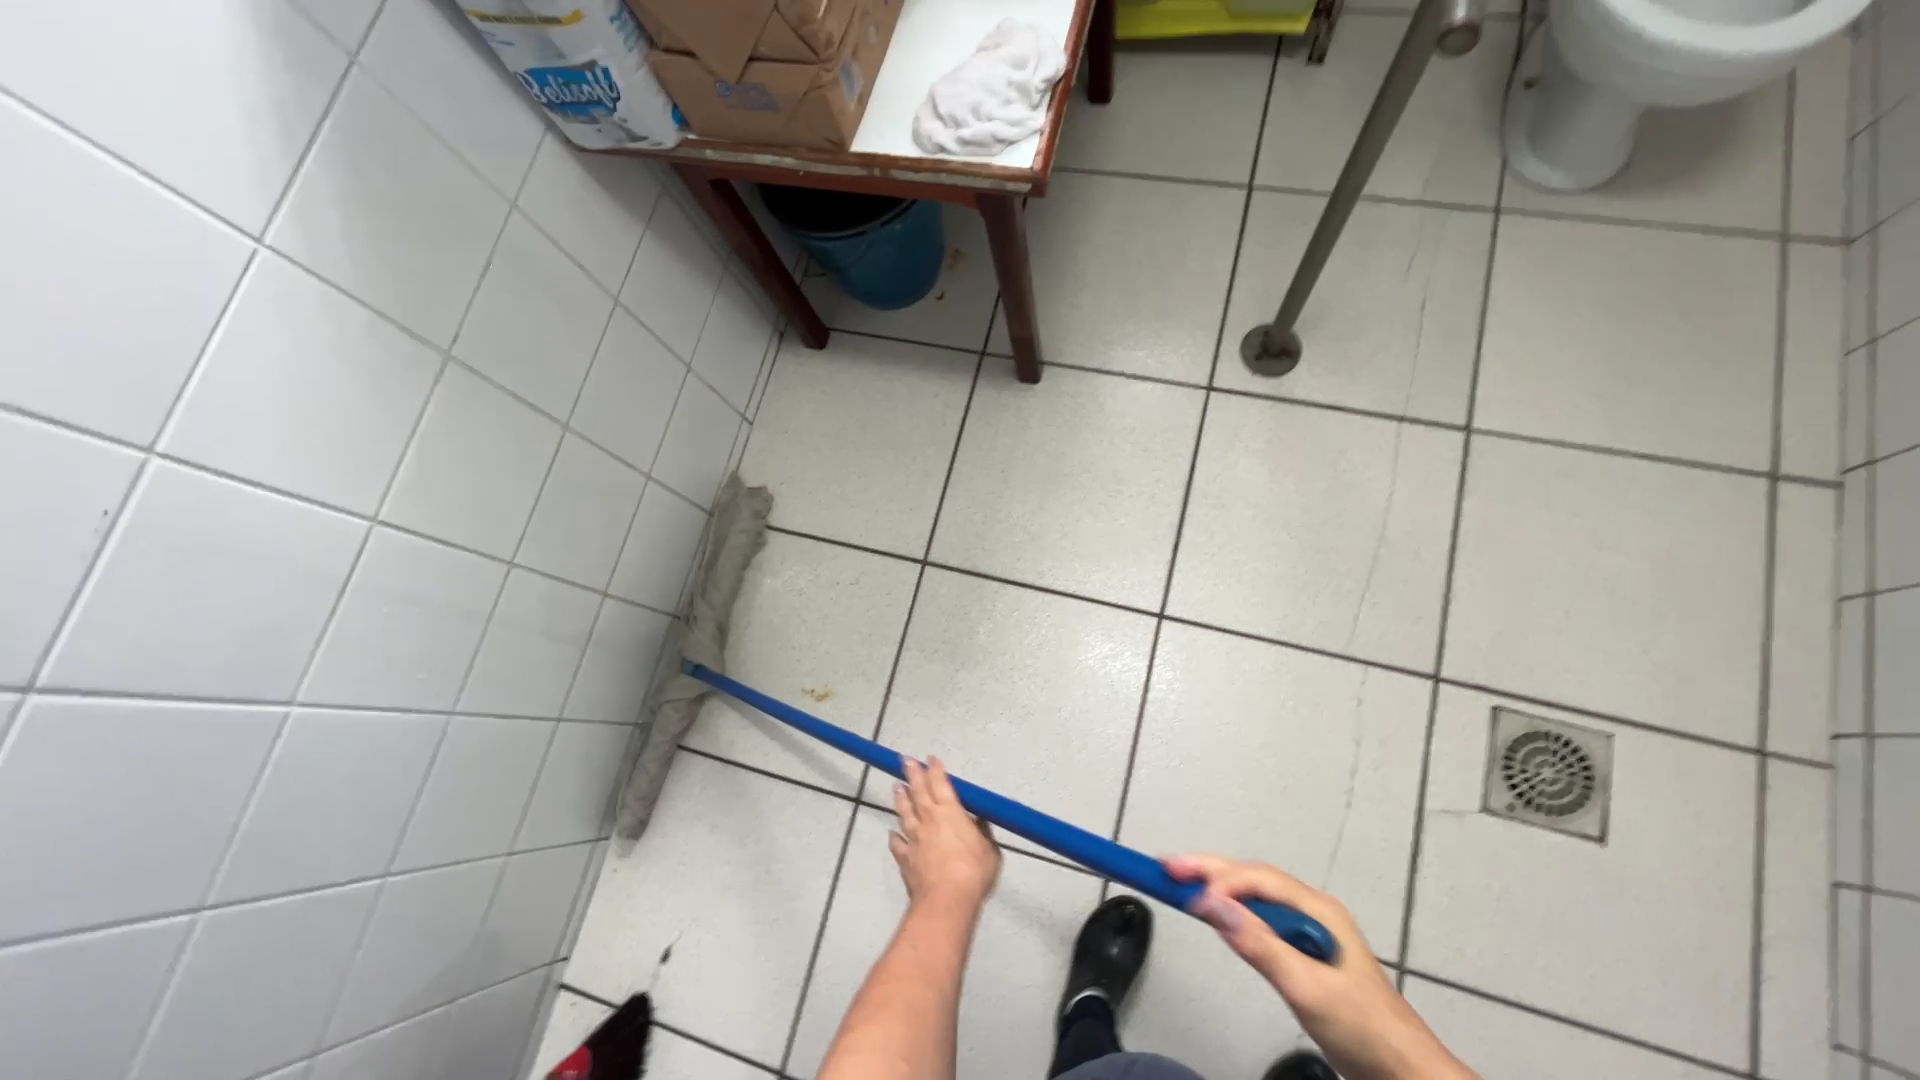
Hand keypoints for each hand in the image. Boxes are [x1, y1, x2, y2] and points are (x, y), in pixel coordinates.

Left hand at [890, 757, 1000, 915]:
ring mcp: (914, 839)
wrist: (946, 900)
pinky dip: (895, 838)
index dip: (936, 770)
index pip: (941, 784)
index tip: (931, 758)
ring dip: (901, 799)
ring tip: (897, 787)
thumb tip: (978, 822)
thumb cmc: (973, 871)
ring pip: (905, 813)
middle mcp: (929, 820)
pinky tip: (892, 834)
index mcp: (950, 812)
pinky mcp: (906, 859)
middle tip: (905, 760)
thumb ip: (982, 833)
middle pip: (918, 792)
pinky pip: (898, 845)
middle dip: (912, 774)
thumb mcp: (990, 850)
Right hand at [1164, 855, 1476, 1079]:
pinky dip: (1232, 909)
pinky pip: (1261, 917)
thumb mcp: (1306, 987)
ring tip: (1180, 880)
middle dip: (1209, 869)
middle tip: (1164, 866)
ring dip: (1218, 884)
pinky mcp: (1304, 953)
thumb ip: (1259, 944)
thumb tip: (1211, 904)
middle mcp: (1312, 911)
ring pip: (1255, 895)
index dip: (1219, 880)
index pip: (1258, 879)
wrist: (1404, 1070)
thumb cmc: (1359, 1027)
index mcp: (1317, 911)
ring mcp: (1309, 931)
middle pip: (1253, 878)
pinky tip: (1217, 913)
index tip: (1183, 891)